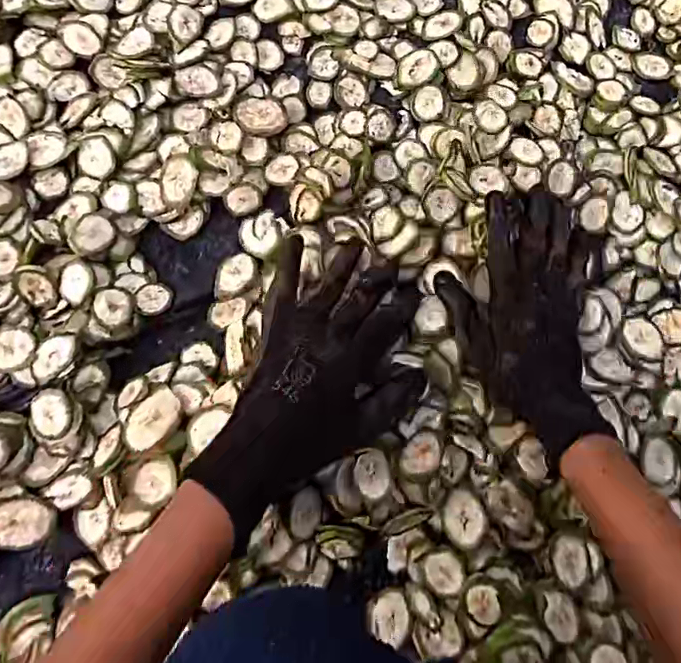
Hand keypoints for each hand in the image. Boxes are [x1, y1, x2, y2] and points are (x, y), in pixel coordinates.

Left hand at [186, 236, 424, 543]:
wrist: (260, 440)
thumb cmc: (312, 439)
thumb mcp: (360, 428)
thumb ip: (392, 401)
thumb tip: (420, 375)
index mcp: (352, 359)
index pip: (385, 324)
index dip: (402, 306)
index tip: (415, 291)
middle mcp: (329, 333)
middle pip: (359, 298)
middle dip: (379, 279)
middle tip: (394, 263)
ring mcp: (301, 323)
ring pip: (328, 285)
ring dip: (343, 263)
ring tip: (357, 242)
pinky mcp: (277, 322)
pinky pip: (285, 285)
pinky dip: (288, 261)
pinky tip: (294, 239)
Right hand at [434, 189, 613, 455]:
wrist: (550, 397)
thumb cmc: (505, 371)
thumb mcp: (473, 343)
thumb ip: (460, 306)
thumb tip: (441, 275)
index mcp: (507, 294)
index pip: (502, 247)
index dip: (500, 219)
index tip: (498, 195)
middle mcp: (534, 288)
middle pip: (537, 241)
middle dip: (536, 212)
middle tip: (534, 188)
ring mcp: (558, 295)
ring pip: (562, 250)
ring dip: (561, 223)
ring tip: (558, 200)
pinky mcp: (574, 304)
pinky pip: (583, 272)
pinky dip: (588, 251)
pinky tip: (590, 233)